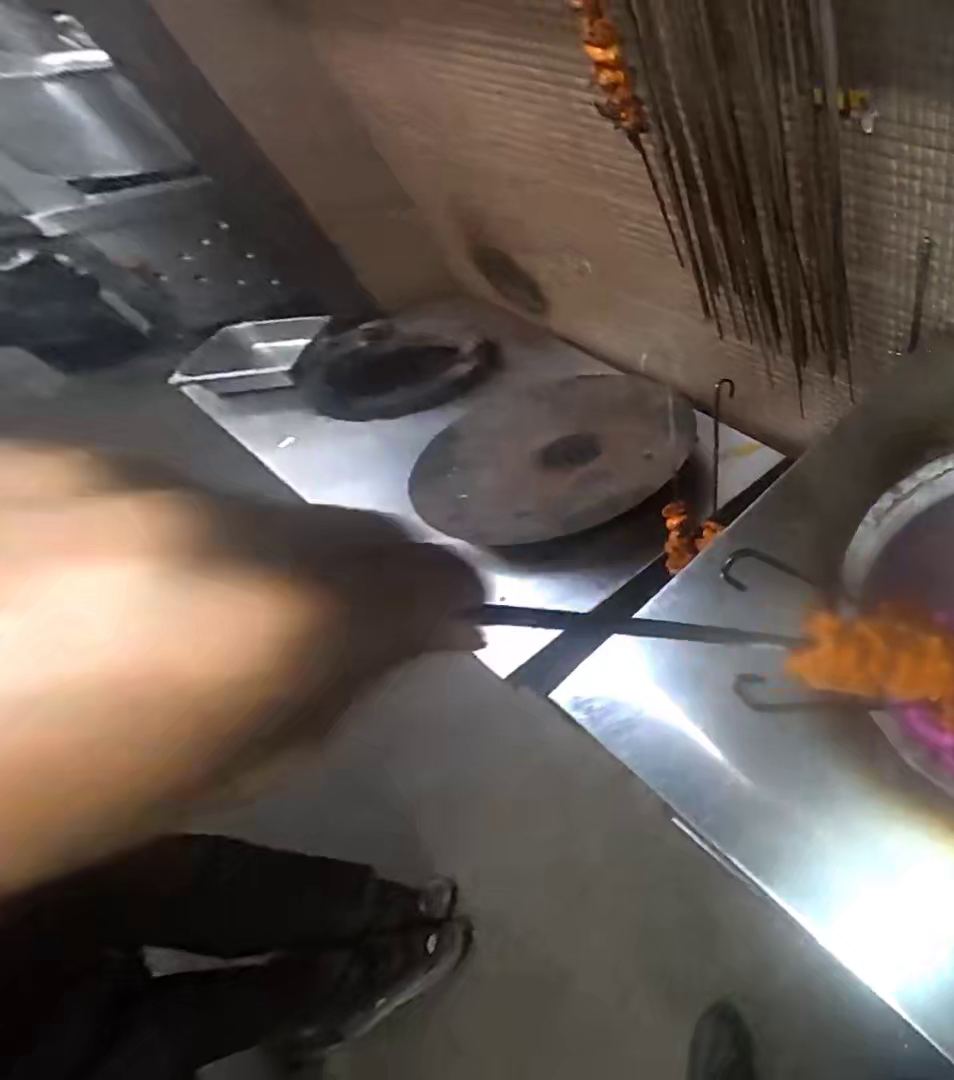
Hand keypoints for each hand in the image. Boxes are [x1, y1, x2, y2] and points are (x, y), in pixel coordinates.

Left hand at [0, 442, 481, 892]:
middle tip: (343, 615)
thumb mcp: (244, 763)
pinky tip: (99, 579)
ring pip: (270, 513)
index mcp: (285, 618)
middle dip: (376, 572)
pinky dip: (172, 534)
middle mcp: (227, 530)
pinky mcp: (38, 457)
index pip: (438, 575)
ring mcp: (124, 481)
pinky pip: (168, 493)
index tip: (448, 621)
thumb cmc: (48, 800)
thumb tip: (441, 633)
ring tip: (187, 604)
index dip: (456, 597)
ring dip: (267, 554)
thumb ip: (360, 683)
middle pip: (368, 530)